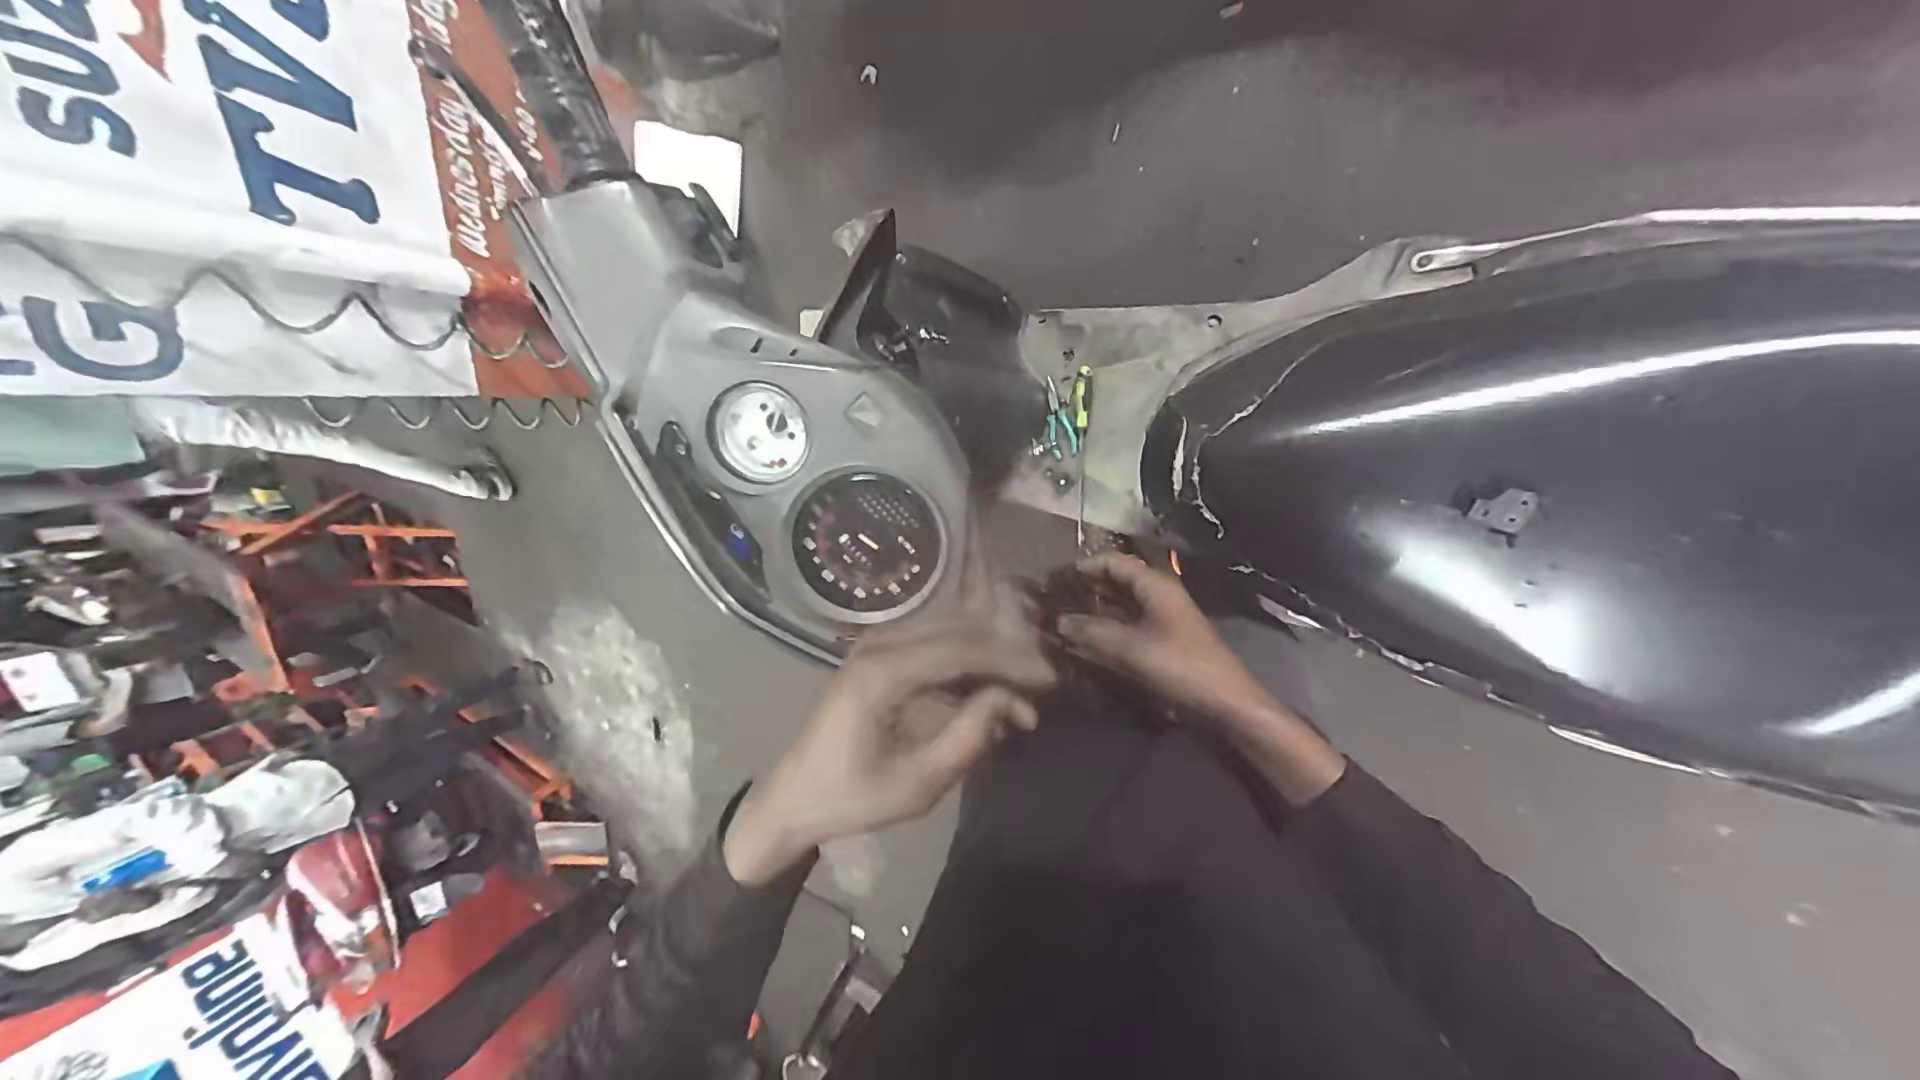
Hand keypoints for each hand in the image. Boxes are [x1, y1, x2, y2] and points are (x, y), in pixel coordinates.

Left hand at [725, 617, 1055, 883]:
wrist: (796, 795)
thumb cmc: (852, 796)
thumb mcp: (918, 783)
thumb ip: (969, 738)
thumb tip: (1009, 699)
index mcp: (881, 673)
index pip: (961, 649)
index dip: (1010, 660)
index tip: (1049, 678)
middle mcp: (878, 645)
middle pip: (958, 630)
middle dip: (1005, 652)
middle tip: (1044, 680)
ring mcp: (876, 644)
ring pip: (949, 631)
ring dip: (988, 653)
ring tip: (1023, 686)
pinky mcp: (879, 654)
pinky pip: (934, 643)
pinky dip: (966, 660)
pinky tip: (988, 686)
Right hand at [1056, 553, 1344, 805]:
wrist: (1226, 704)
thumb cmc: (1181, 667)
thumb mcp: (1130, 649)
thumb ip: (1090, 633)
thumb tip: (1057, 621)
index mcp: (1155, 586)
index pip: (1113, 562)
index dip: (1084, 567)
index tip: (1055, 580)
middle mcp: (1158, 596)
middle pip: (1116, 582)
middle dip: (1085, 590)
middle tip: (1053, 601)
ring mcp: (1162, 619)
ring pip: (1120, 606)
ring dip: (1093, 612)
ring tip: (1062, 622)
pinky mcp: (1162, 642)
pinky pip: (1127, 627)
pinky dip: (1106, 630)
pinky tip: (1086, 643)